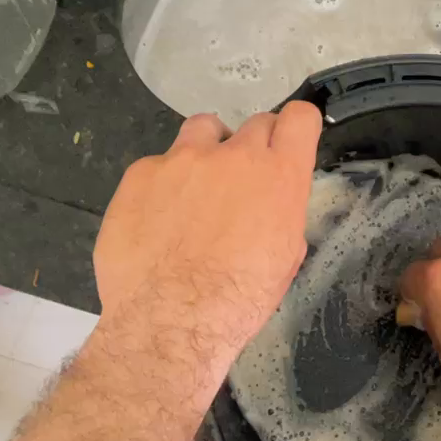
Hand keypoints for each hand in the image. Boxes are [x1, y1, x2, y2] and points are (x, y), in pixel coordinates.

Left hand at [93, 102, 321, 369]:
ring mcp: (183, 158)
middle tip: (241, 182)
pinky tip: (156, 219)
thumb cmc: (239, 300)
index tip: (289, 141)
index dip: (296, 126)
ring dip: (208, 150)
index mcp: (279, 175)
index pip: (299, 117)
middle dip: (253, 147)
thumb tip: (270, 199)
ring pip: (204, 129)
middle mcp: (235, 154)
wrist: (170, 323)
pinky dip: (163, 184)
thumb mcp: (285, 255)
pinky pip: (159, 164)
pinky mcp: (141, 173)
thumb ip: (281, 209)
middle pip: (254, 123)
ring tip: (196, 187)